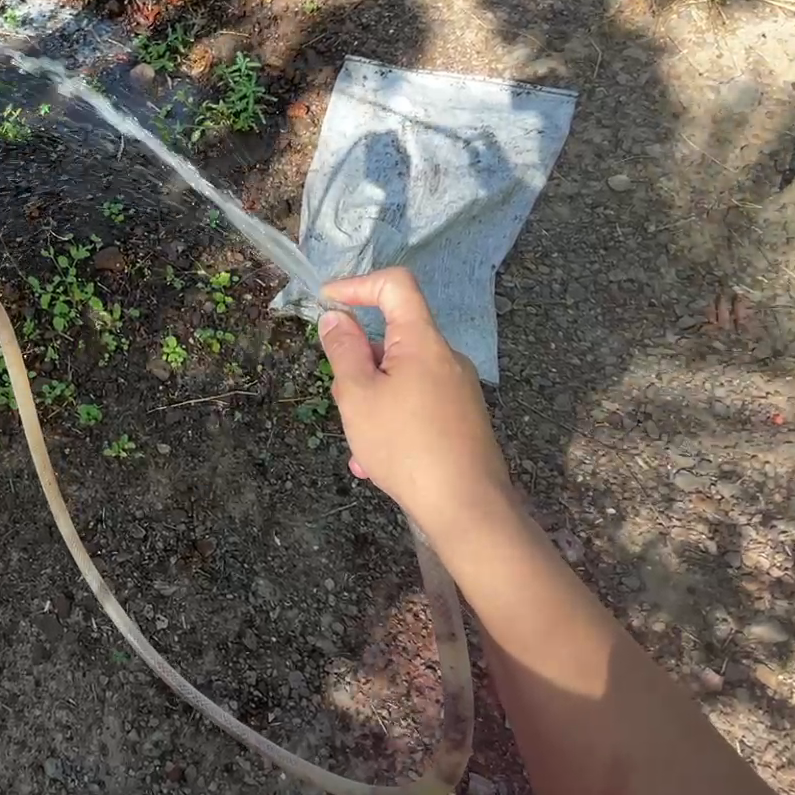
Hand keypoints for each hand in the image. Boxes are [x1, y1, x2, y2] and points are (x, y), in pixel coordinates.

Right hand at [316, 268, 510, 534]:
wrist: (468, 509)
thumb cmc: (405, 444)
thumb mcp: (357, 395)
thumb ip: (343, 350)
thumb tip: (335, 317)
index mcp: (422, 342)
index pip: (395, 286)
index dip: (357, 285)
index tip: (326, 303)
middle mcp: (445, 358)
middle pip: (391, 338)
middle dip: (357, 364)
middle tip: (342, 400)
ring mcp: (457, 389)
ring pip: (399, 378)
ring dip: (370, 401)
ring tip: (359, 446)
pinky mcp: (461, 418)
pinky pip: (415, 404)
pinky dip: (390, 421)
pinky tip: (376, 462)